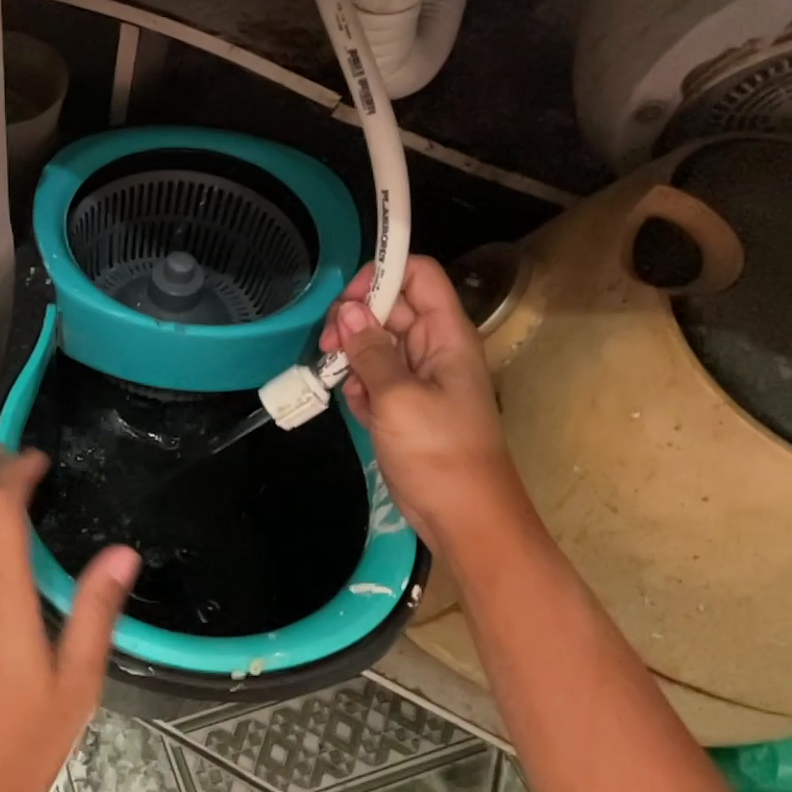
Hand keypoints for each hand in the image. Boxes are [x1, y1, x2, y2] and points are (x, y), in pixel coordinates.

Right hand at [318, 256, 528, 552]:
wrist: (463, 515)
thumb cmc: (438, 451)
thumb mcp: (397, 396)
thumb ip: (369, 351)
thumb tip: (346, 311)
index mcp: (446, 335)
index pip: (418, 276)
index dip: (381, 275)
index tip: (344, 300)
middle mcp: (432, 348)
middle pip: (390, 307)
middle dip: (355, 319)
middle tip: (328, 346)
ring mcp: (418, 377)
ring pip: (376, 343)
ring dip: (353, 357)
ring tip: (342, 381)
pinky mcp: (403, 404)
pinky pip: (373, 377)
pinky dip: (359, 386)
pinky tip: (357, 407)